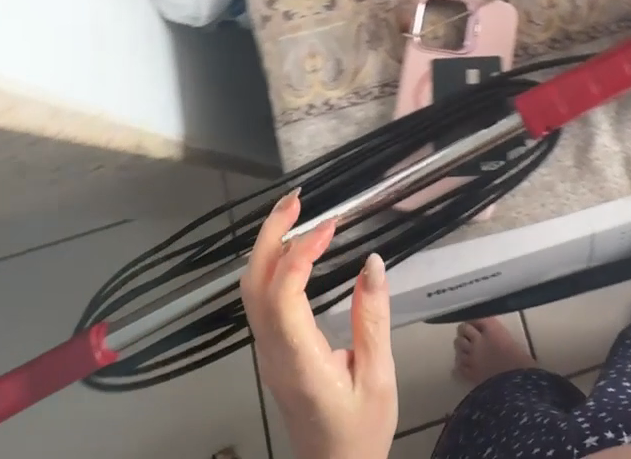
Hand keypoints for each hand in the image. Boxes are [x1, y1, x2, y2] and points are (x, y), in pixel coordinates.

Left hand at [240, 193, 396, 458]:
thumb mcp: (379, 378)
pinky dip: (273, 265)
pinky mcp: (272, 353)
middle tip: (296, 199)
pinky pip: (261, 300)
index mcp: (299, 361)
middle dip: (270, 235)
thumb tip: (372, 262)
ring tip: (294, 214)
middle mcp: (273, 353)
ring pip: (251, 291)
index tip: (330, 226)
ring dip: (268, 247)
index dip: (301, 252)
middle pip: (254, 284)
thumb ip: (372, 319)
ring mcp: (267, 354)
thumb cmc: (360, 431)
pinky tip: (294, 249)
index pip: (283, 294)